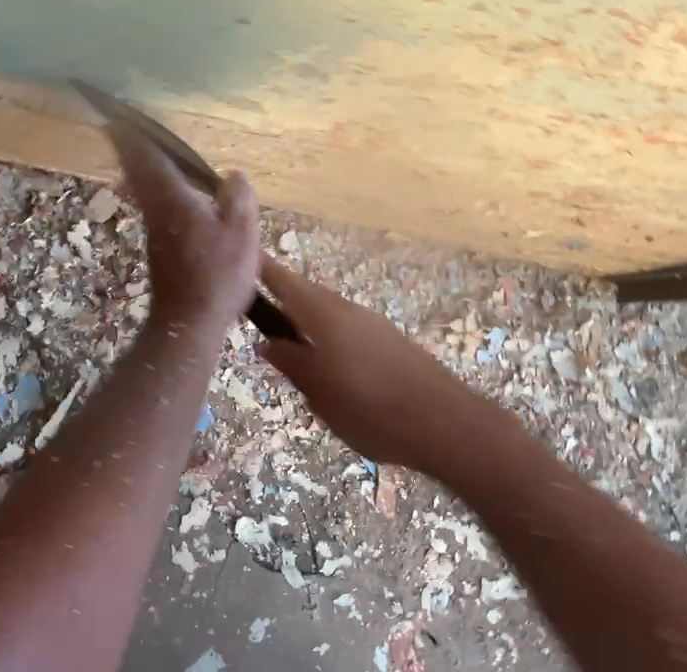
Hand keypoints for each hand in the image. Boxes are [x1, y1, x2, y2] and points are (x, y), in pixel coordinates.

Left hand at [106, 123, 259, 336]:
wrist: (189, 322)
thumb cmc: (218, 275)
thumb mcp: (241, 234)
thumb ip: (238, 199)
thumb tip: (234, 175)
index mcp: (173, 199)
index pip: (148, 158)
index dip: (133, 136)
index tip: (117, 115)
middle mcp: (156, 209)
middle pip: (137, 170)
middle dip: (127, 146)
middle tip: (119, 124)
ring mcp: (155, 229)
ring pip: (141, 188)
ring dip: (137, 165)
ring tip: (139, 148)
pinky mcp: (159, 246)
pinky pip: (151, 203)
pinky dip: (150, 186)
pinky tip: (165, 188)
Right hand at [257, 258, 478, 472]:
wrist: (448, 425)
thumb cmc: (373, 410)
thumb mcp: (320, 394)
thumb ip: (292, 364)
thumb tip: (268, 343)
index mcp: (324, 315)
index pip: (283, 281)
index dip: (260, 269)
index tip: (238, 260)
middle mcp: (347, 310)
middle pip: (306, 295)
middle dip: (281, 299)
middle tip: (256, 315)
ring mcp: (372, 324)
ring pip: (327, 314)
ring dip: (305, 321)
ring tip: (289, 348)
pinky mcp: (390, 342)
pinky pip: (346, 329)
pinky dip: (327, 336)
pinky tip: (328, 366)